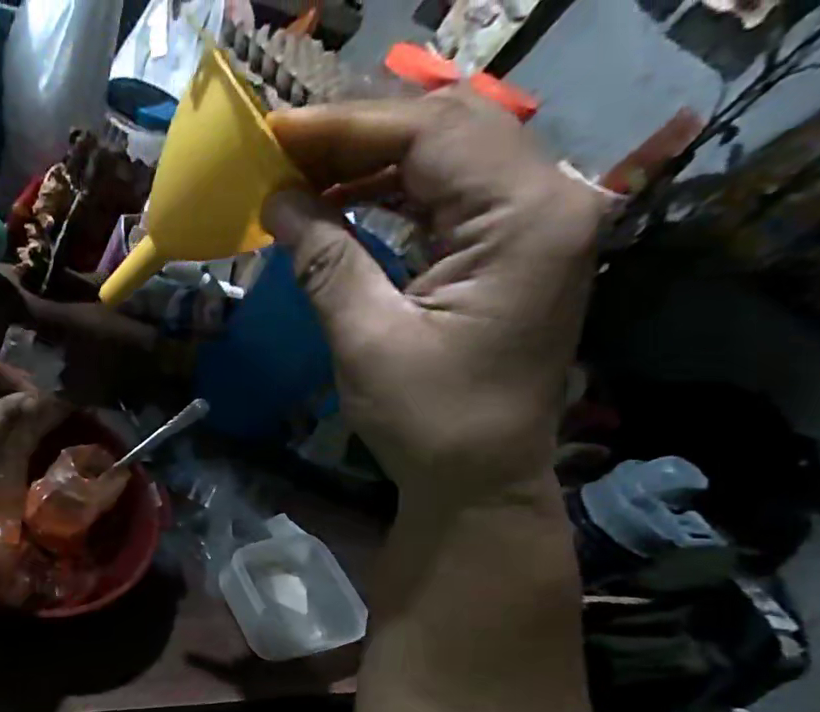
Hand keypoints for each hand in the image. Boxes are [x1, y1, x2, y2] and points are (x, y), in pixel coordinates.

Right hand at [263, 90, 606, 503]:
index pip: (433, 132)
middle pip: (447, 130)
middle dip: (357, 135)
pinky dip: (391, 193)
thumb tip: (278, 200)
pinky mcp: (513, 247)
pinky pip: (449, 196)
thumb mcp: (367, 337)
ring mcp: (534, 223)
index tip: (274, 134)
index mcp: (524, 217)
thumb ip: (325, 258)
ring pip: (448, 157)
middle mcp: (545, 201)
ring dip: (371, 162)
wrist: (480, 477)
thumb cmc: (428, 417)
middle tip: (282, 151)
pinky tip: (341, 203)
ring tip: (301, 176)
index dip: (346, 127)